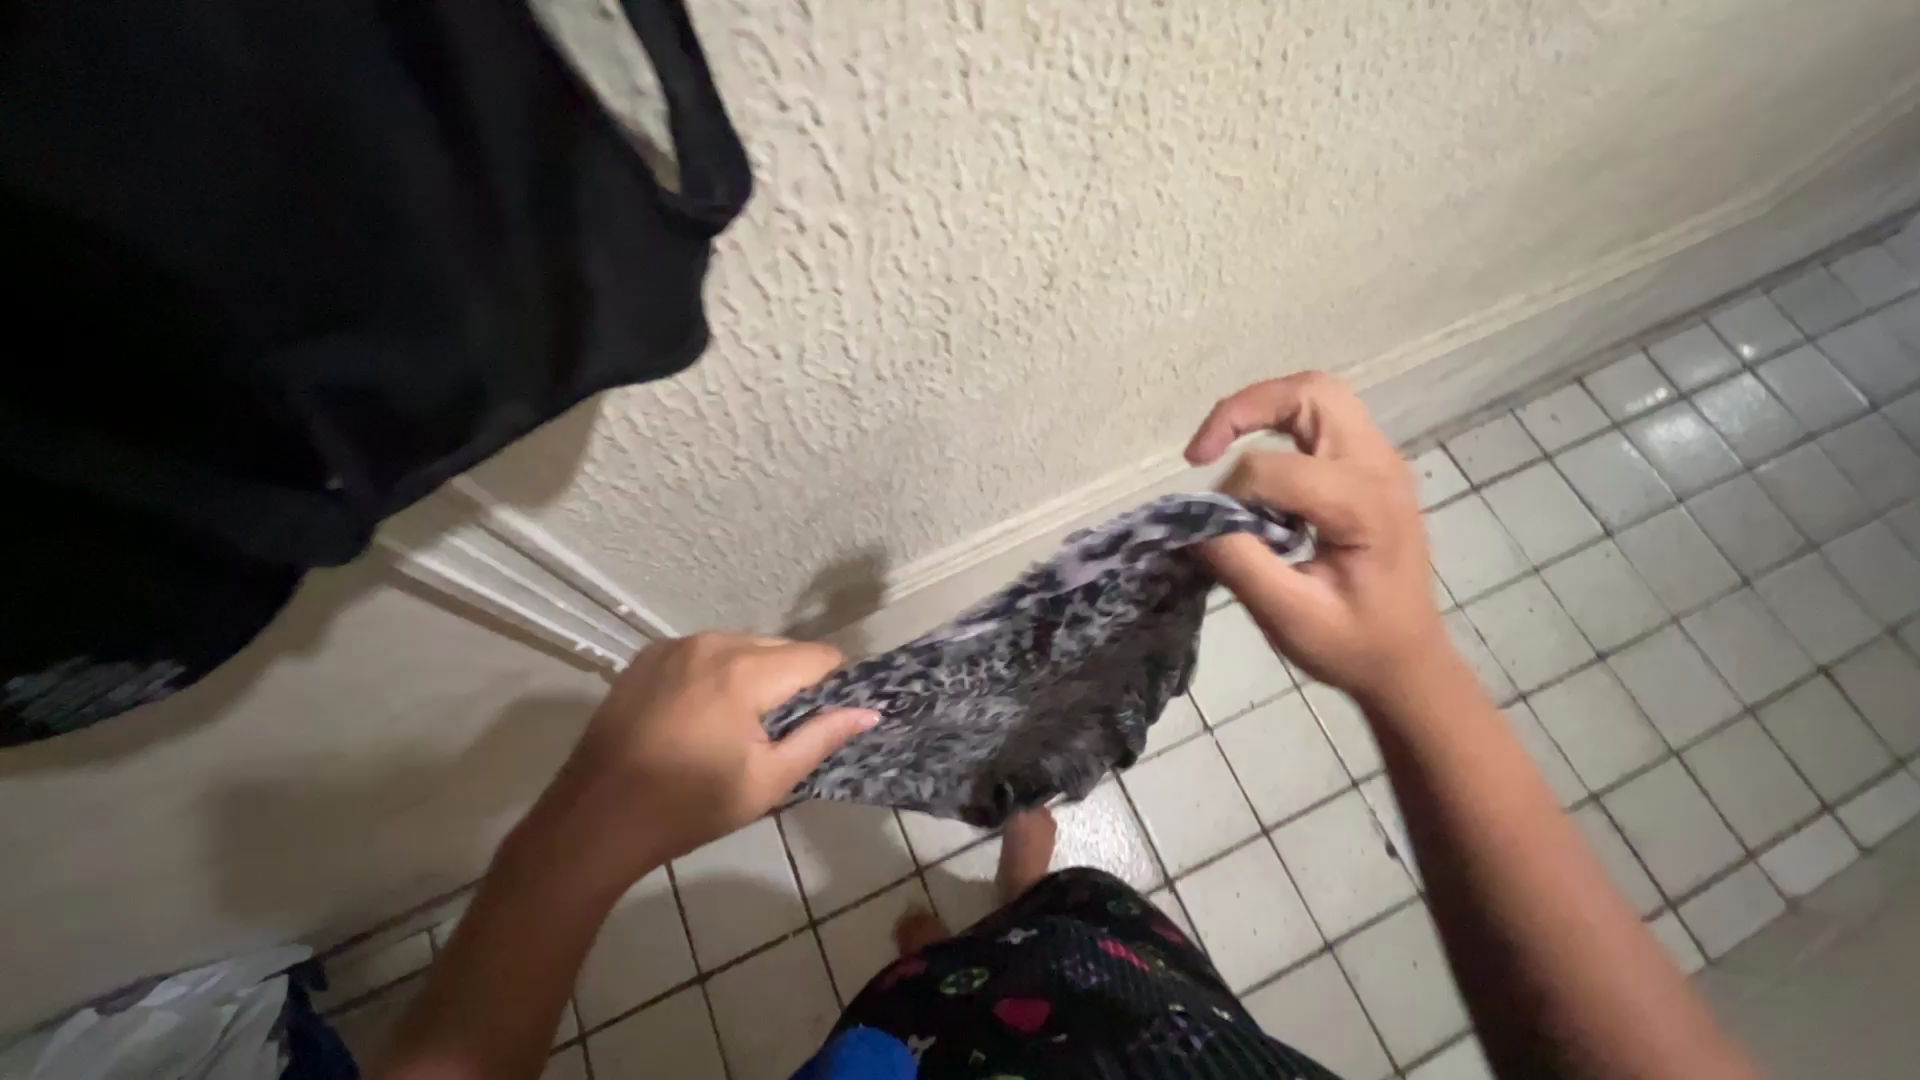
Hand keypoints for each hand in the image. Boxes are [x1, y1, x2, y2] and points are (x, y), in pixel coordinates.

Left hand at [534, 634, 875, 881]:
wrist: (593, 821)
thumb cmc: (688, 808)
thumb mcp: (768, 781)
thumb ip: (822, 737)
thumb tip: (869, 711)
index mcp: (745, 672)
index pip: (819, 656)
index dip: (838, 683)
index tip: (834, 716)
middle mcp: (713, 643)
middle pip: (782, 647)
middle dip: (797, 680)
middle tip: (788, 728)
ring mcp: (676, 645)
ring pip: (745, 646)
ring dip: (759, 674)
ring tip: (746, 722)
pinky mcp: (649, 655)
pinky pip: (707, 651)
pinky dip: (721, 672)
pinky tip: (707, 712)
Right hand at [1185, 372, 1453, 699]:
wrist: (1408, 661)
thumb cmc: (1353, 645)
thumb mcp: (1289, 617)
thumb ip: (1239, 563)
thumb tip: (1195, 523)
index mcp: (1364, 505)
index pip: (1274, 468)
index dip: (1230, 494)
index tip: (1213, 532)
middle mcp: (1379, 467)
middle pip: (1309, 393)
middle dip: (1244, 410)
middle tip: (1200, 452)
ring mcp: (1380, 461)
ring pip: (1316, 395)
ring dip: (1260, 411)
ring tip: (1218, 448)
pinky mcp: (1370, 467)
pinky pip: (1320, 420)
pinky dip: (1277, 427)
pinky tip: (1256, 472)